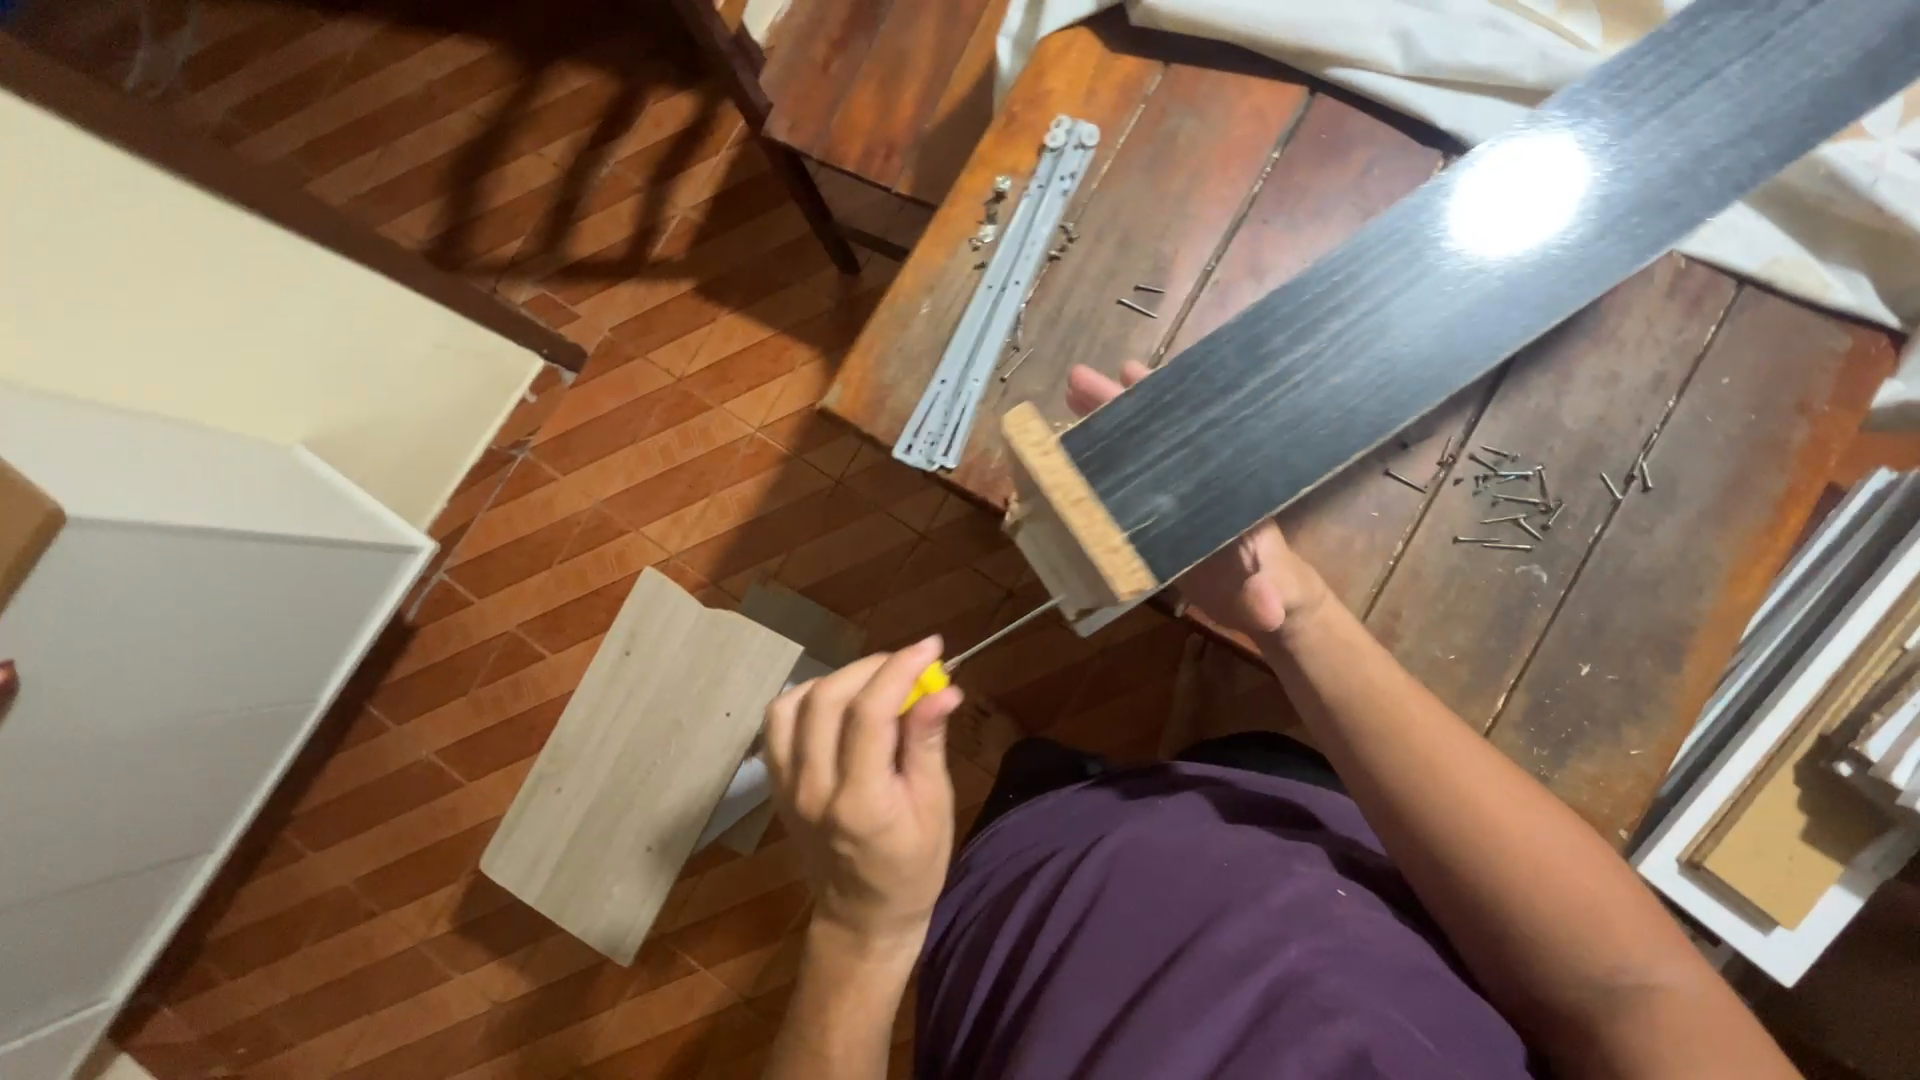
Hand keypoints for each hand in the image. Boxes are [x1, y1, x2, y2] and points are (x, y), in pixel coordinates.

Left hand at [764, 636, 961, 951]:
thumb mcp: (935, 807)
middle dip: (873, 667)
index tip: (932, 647)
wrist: (861, 917)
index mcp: (861, 801)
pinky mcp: (775, 785)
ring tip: (875, 682)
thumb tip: (944, 688)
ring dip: (837, 678)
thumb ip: (927, 743)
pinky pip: (778, 723)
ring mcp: (786, 787)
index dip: (901, 669)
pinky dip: (806, 697)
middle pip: (828, 699)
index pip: (870, 713)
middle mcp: (813, 789)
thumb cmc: (912, 867)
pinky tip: (838, 701)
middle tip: (911, 664)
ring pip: (793, 704)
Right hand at [1065, 362, 1330, 640]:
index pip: (1189, 432)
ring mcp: (1172, 497)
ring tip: (1070, 390)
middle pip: (1154, 435)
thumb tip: (1268, 607)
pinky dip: (1098, 467)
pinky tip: (1068, 453)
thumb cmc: (1271, 589)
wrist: (1265, 603)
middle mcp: (1195, 480)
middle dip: (1117, 405)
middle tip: (1078, 378)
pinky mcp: (1155, 518)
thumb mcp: (1269, 593)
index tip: (1129, 374)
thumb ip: (1264, 596)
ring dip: (1104, 425)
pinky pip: (1124, 485)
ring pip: (1135, 453)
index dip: (1159, 402)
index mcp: (1223, 485)